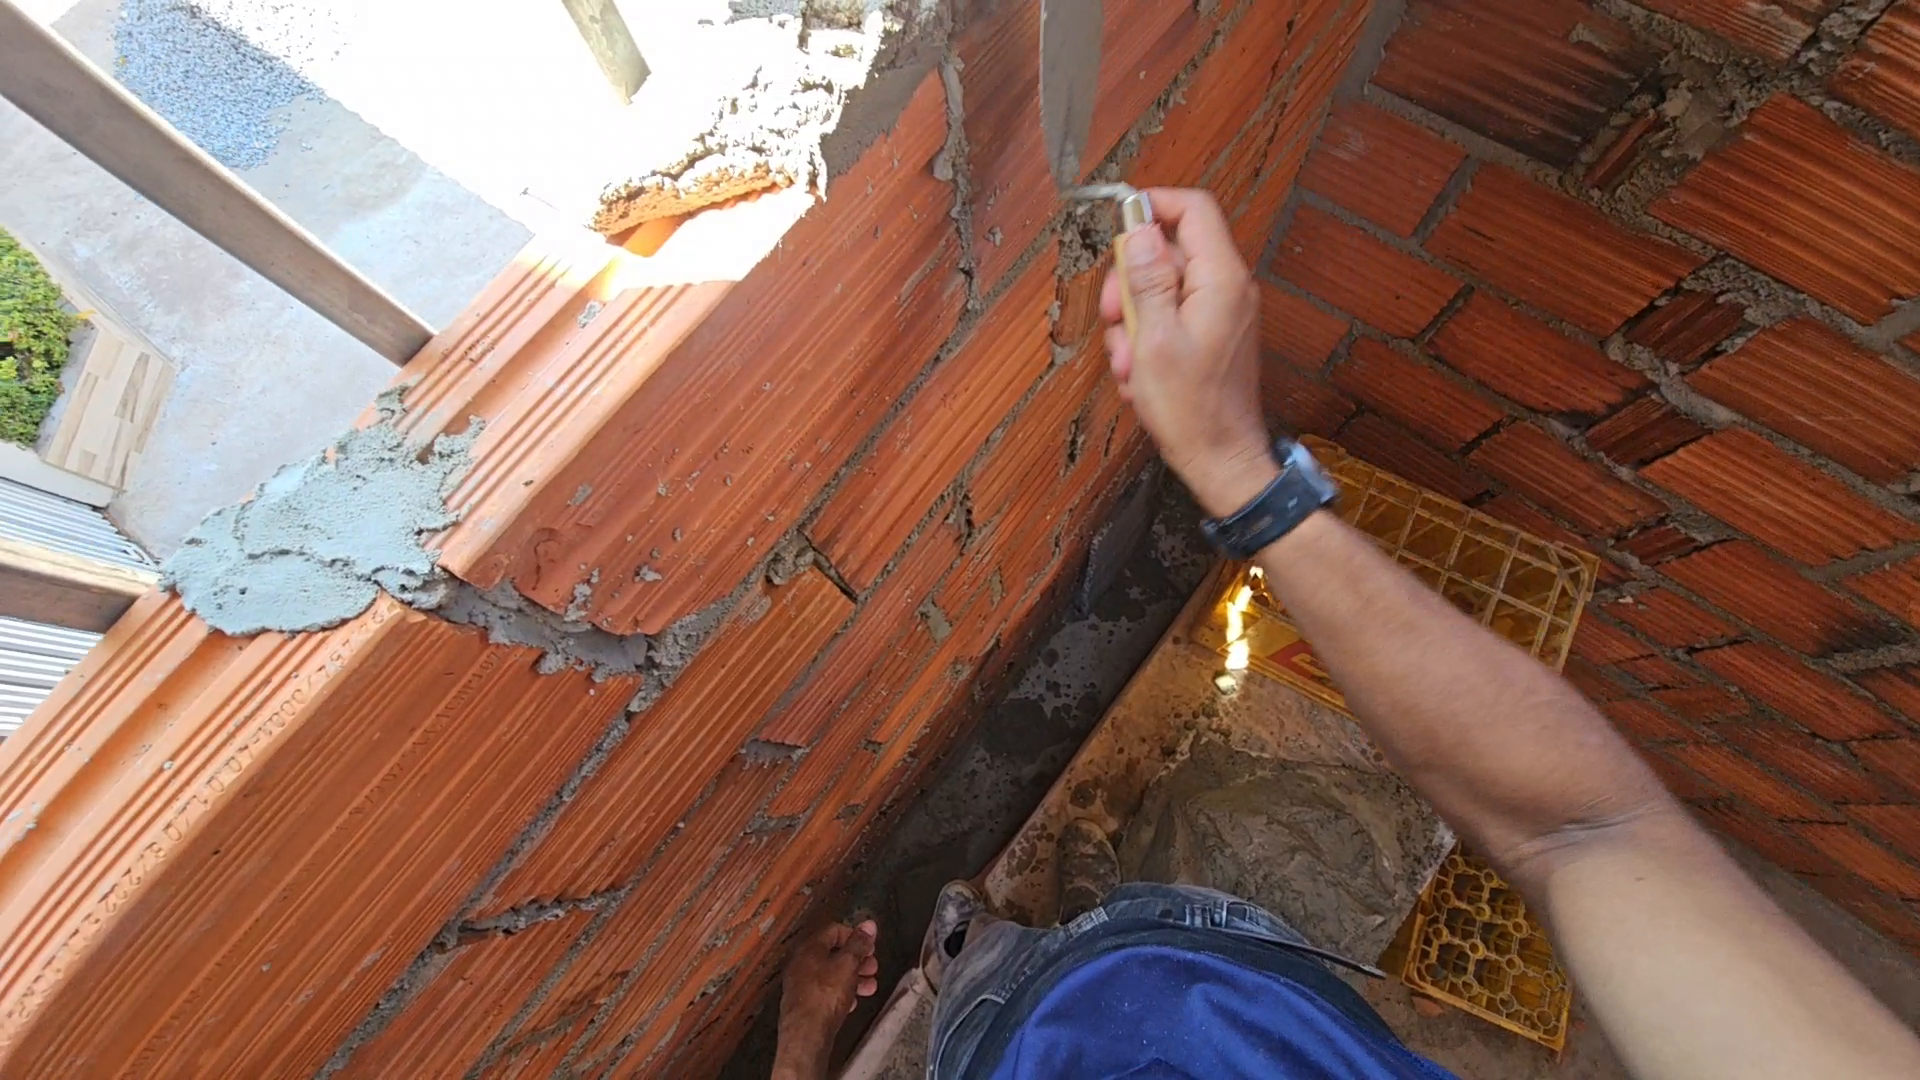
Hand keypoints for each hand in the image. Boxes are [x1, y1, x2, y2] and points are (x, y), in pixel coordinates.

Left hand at [771, 920, 879, 1079]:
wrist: (805, 1038)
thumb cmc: (826, 995)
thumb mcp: (848, 965)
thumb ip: (859, 943)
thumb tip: (870, 924)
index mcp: (810, 947)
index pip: (834, 930)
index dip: (855, 936)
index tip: (870, 947)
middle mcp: (801, 963)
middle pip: (833, 953)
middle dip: (857, 960)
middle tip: (873, 968)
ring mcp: (800, 985)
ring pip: (831, 974)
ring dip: (852, 978)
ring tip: (870, 988)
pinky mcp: (803, 1005)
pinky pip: (825, 992)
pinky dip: (841, 993)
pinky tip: (853, 1002)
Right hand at [1099, 188, 1277, 517]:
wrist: (1218, 458)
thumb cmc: (1191, 408)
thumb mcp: (1154, 339)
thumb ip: (1146, 279)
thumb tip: (1138, 230)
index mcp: (1220, 280)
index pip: (1193, 211)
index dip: (1153, 207)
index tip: (1117, 224)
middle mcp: (1226, 290)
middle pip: (1168, 253)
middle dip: (1129, 281)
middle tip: (1110, 316)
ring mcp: (1218, 315)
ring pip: (1161, 291)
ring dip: (1131, 322)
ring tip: (1126, 362)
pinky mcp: (1208, 338)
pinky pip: (1168, 321)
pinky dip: (1145, 342)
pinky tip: (1139, 375)